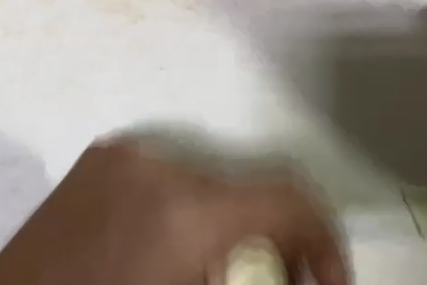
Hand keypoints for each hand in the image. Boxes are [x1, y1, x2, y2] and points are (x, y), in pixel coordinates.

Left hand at [0, 137, 347, 284]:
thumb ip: (249, 277)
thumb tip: (301, 274)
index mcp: (187, 208)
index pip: (287, 195)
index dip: (326, 240)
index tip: (330, 283)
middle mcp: (155, 163)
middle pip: (245, 189)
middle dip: (276, 242)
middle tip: (284, 283)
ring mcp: (119, 155)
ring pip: (205, 183)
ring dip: (230, 228)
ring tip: (225, 275)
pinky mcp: (95, 160)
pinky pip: (163, 180)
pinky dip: (187, 215)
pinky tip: (174, 258)